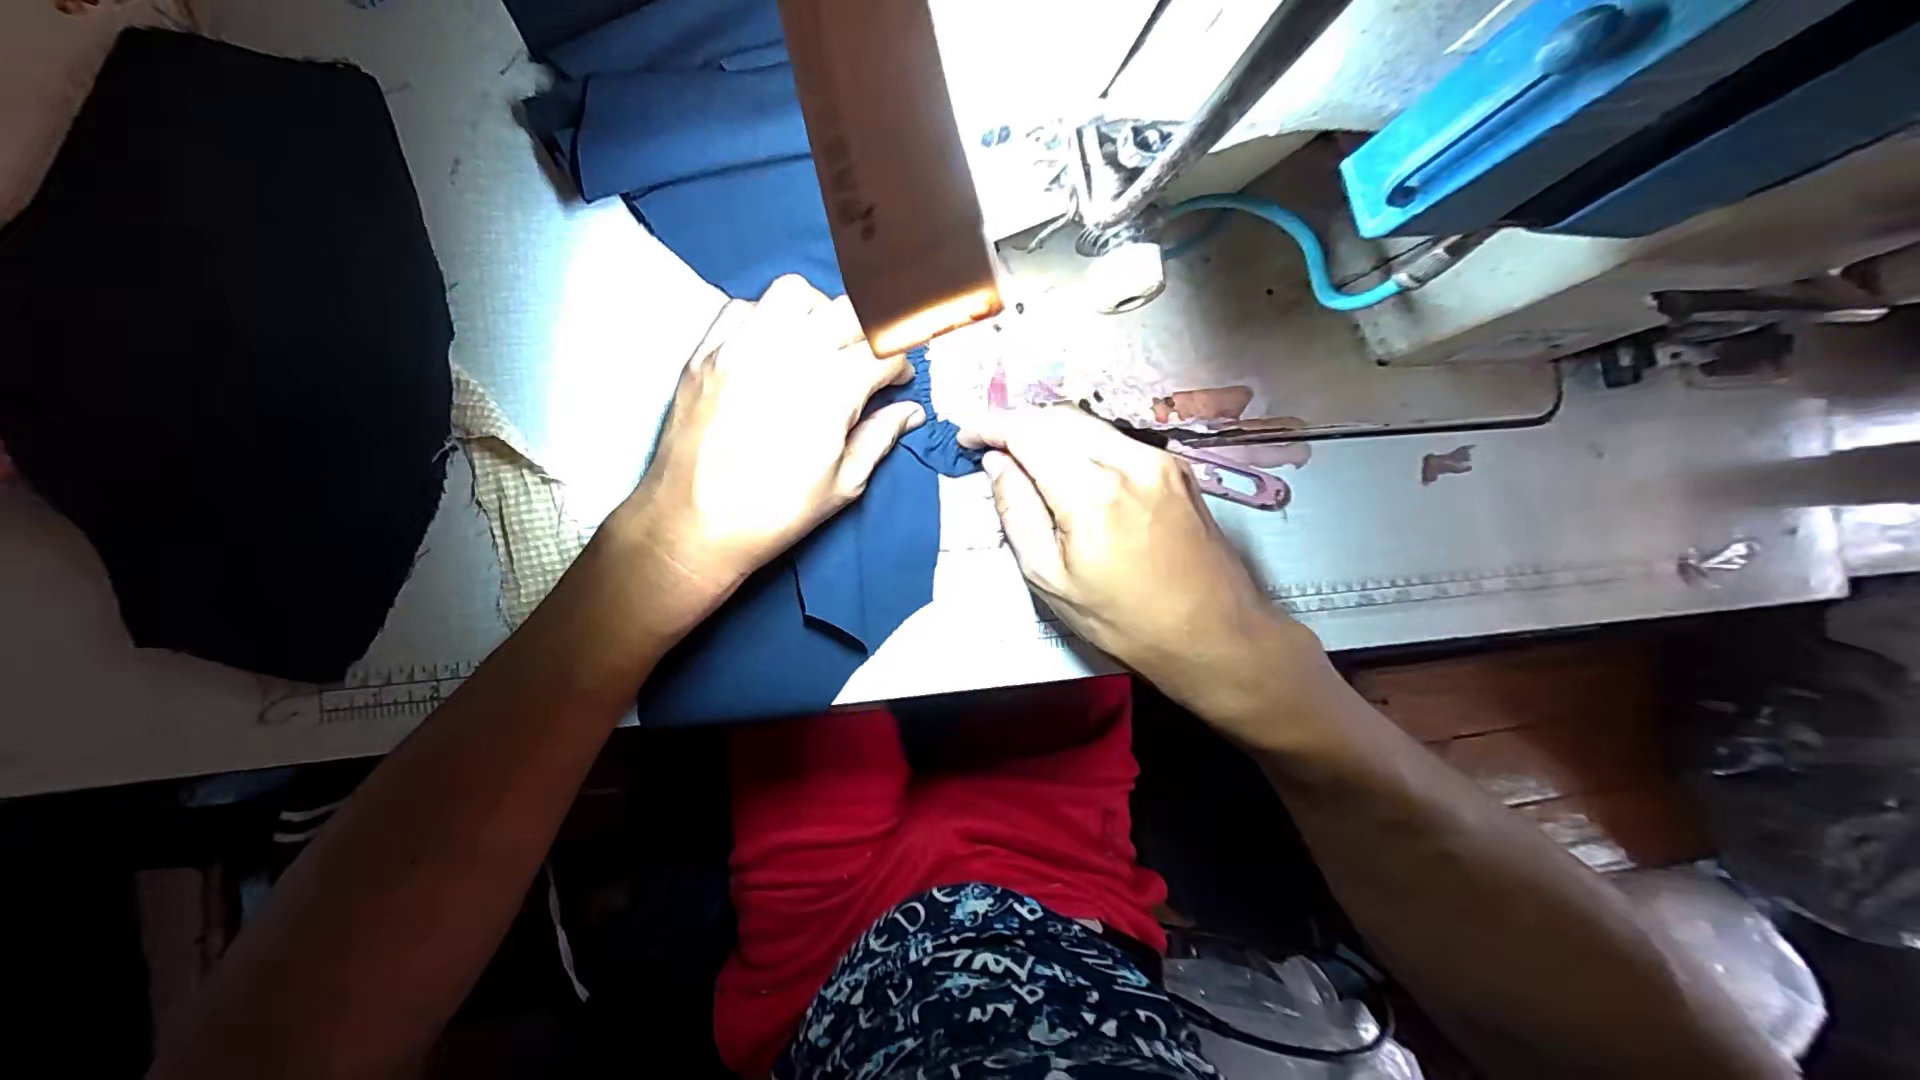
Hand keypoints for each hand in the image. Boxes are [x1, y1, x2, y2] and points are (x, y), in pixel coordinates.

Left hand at [617, 276, 924, 613]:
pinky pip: (744, 307)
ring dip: (820, 311)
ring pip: (795, 293)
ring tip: (821, 342)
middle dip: (872, 331)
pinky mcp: (707, 351)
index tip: (898, 381)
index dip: (901, 365)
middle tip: (869, 357)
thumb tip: (909, 412)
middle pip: (849, 310)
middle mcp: (789, 354)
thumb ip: (880, 437)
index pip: (884, 351)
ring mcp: (742, 346)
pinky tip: (775, 348)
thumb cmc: (773, 514)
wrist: (692, 524)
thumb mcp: (842, 484)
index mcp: (832, 390)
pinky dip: (768, 318)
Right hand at [962, 408, 1330, 731]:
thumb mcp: (1050, 579)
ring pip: (1087, 423)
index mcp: (1092, 494)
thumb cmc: (1125, 621)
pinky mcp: (1176, 467)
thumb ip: (1017, 513)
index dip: (990, 426)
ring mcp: (1158, 460)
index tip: (967, 434)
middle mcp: (1128, 463)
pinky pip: (1116, 439)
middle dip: (1016, 423)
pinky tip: (1069, 465)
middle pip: (1057, 418)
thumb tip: (997, 465)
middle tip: (990, 444)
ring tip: (1023, 454)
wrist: (1212, 634)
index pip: (1028, 433)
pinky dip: (1082, 441)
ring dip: (1048, 430)